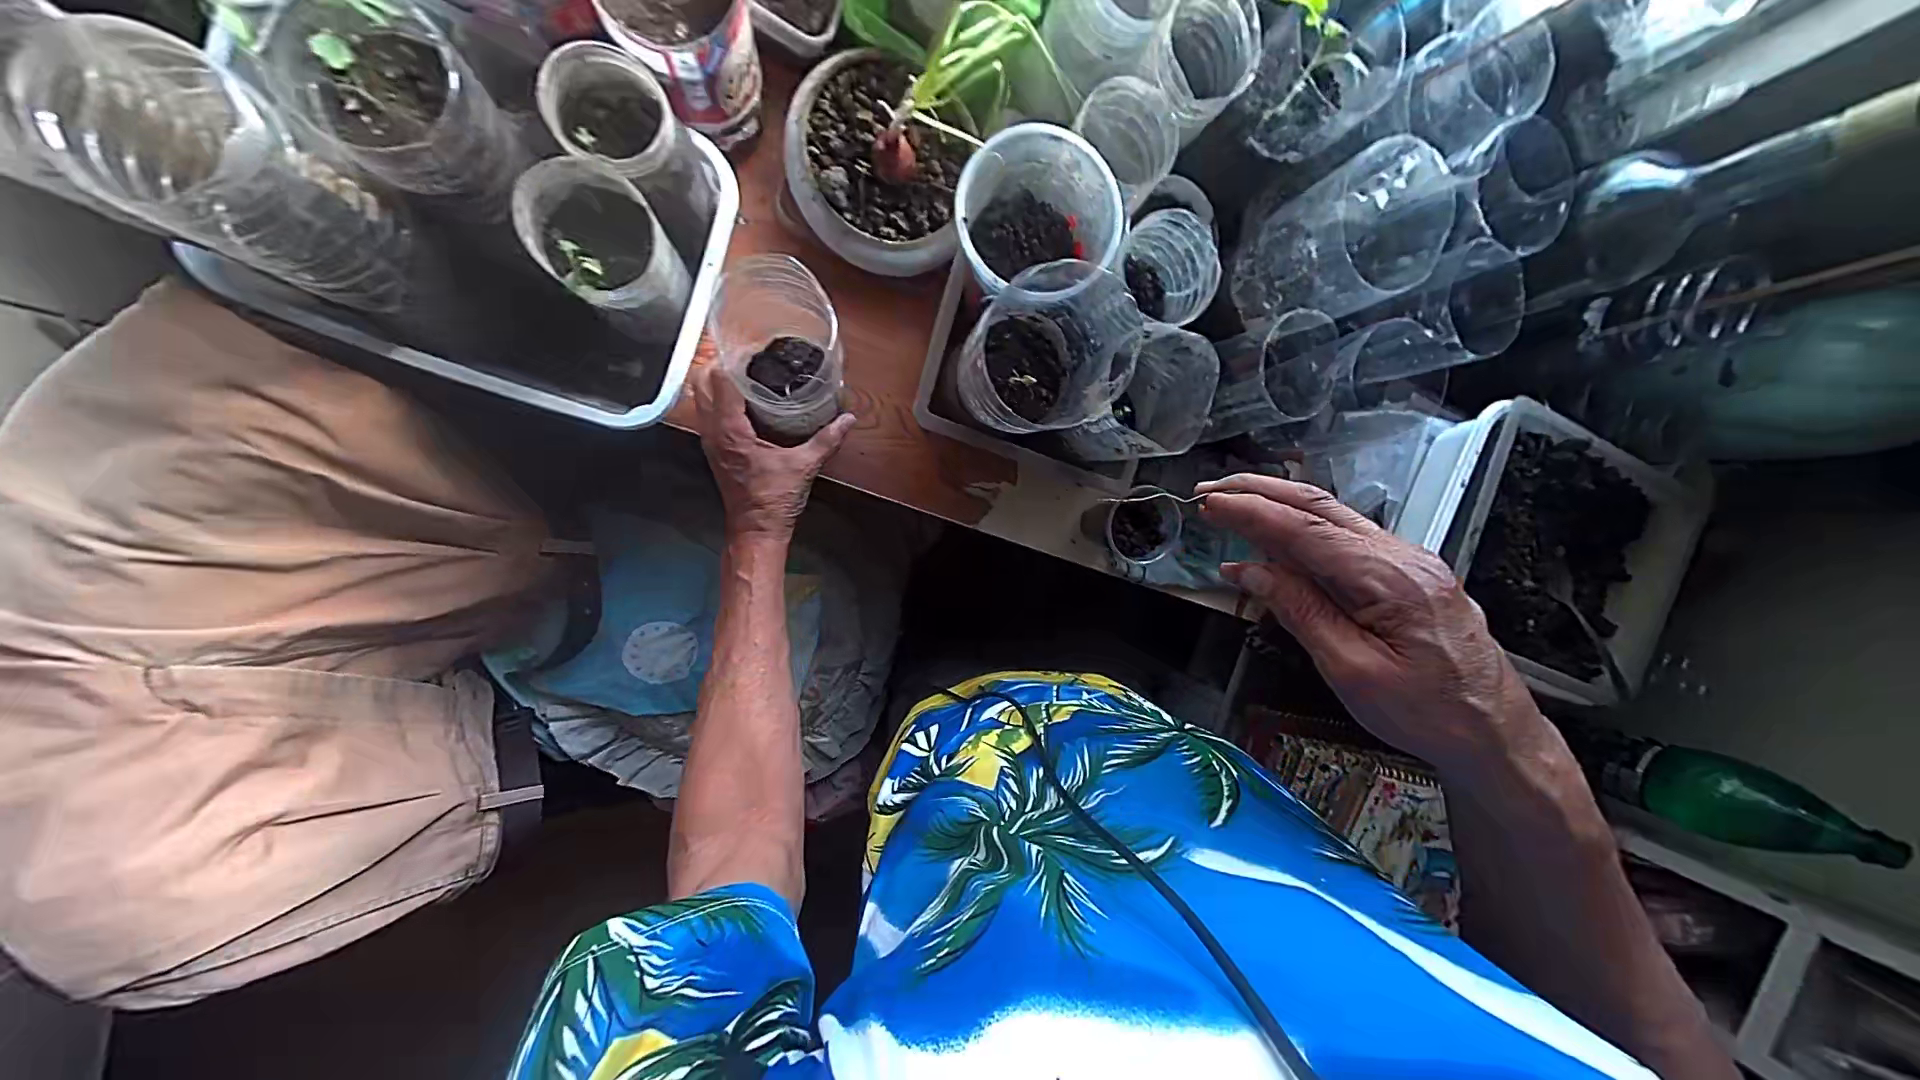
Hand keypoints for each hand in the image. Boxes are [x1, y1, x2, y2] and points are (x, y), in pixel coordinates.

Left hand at [693, 364, 854, 543]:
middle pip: (703, 383)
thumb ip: (827, 439)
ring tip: (744, 372)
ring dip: (717, 381)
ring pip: (702, 398)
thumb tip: (847, 420)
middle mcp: (713, 432)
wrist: (756, 530)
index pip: (721, 381)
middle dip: (721, 364)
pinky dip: (720, 400)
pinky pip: (709, 414)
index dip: (734, 360)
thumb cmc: (773, 500)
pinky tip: (744, 400)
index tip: (753, 350)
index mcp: (730, 430)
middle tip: (747, 356)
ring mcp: (710, 442)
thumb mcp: (804, 466)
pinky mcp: (716, 450)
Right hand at [1197, 474, 1548, 777]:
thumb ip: (1300, 612)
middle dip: (1258, 492)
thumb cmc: (1430, 714)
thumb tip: (1251, 573)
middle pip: (1319, 506)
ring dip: (1277, 506)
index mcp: (1391, 578)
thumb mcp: (1352, 671)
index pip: (1304, 530)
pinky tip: (1274, 541)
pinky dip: (1299, 533)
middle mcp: (1402, 557)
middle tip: (1210, 492)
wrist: (1497, 737)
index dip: (1250, 512)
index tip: (1210, 503)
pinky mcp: (1405, 575)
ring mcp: (1407, 562)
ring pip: (1332, 517)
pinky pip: (1343, 541)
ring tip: (1232, 505)